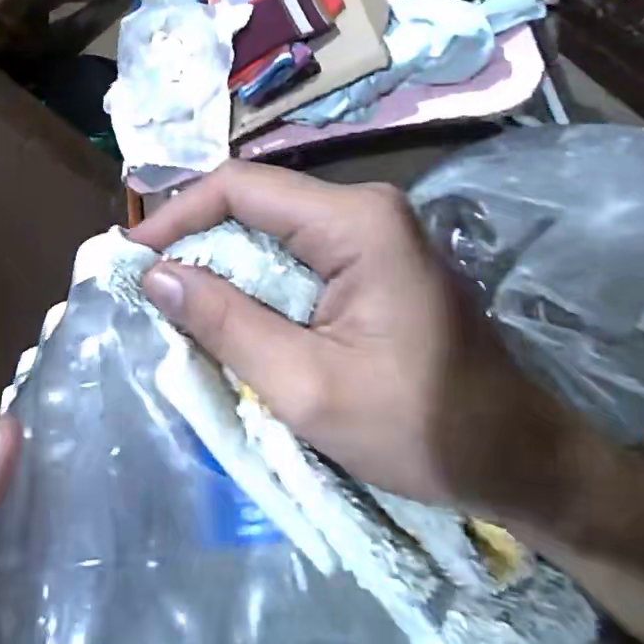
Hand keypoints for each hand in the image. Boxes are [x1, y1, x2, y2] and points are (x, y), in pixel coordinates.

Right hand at [129, 161, 589, 521]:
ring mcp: (372, 230)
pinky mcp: (372, 258)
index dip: (176, 215)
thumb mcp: (306, 385)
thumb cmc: (417, 426)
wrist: (512, 455)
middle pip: (254, 203)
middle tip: (147, 287)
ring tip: (175, 304)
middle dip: (195, 241)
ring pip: (270, 228)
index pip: (241, 188)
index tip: (131, 257)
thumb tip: (154, 274)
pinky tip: (229, 313)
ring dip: (220, 264)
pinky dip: (253, 280)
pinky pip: (295, 252)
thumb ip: (226, 323)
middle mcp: (364, 207)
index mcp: (355, 222)